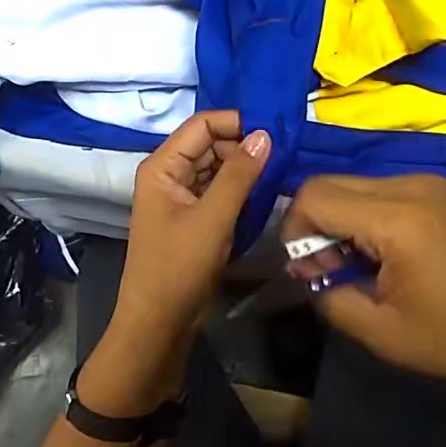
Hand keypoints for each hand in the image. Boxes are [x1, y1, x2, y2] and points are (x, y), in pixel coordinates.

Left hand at [115, 111, 269, 340]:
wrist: (159, 324)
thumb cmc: (179, 267)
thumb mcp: (213, 218)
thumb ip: (239, 175)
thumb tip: (264, 134)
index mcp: (162, 165)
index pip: (201, 125)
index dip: (236, 122)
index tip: (276, 129)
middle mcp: (169, 174)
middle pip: (210, 144)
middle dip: (244, 145)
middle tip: (286, 152)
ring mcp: (181, 196)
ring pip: (217, 168)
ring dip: (245, 168)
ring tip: (282, 168)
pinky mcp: (194, 217)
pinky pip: (218, 191)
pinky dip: (240, 189)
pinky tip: (266, 191)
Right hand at [283, 173, 445, 392]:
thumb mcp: (382, 334)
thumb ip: (327, 296)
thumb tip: (303, 269)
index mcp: (398, 220)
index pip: (313, 197)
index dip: (294, 230)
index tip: (308, 270)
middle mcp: (409, 186)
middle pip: (326, 184)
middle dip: (313, 225)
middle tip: (329, 270)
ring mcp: (424, 181)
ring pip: (347, 184)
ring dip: (336, 219)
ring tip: (356, 263)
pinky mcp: (433, 186)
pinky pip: (373, 189)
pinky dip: (360, 215)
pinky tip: (380, 251)